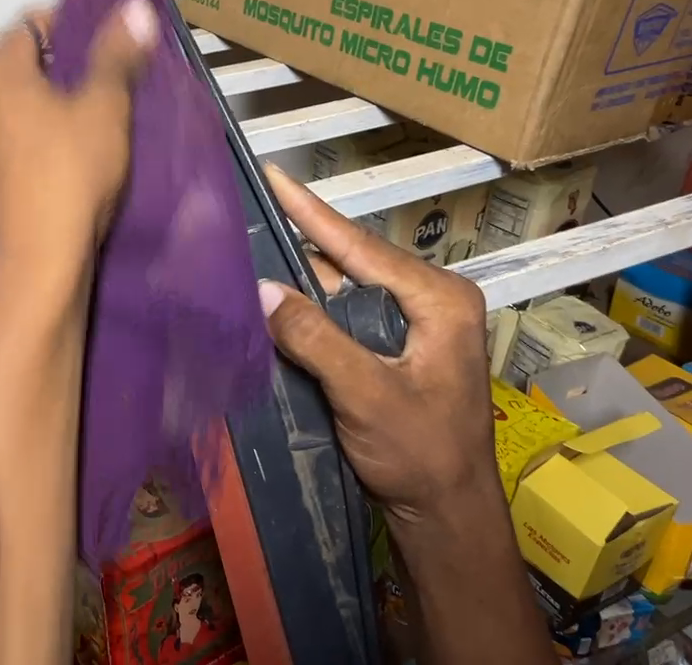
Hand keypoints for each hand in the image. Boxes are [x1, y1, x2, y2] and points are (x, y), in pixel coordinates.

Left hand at [0, 0, 156, 259]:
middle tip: (110, 76)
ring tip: (97, 110)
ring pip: (20, 98)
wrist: (41, 257)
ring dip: (54, 97)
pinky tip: (73, 147)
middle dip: (66, 63)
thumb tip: (136, 2)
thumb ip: (117, 52)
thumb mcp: (104, 104)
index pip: (33, 21)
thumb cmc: (71, 169)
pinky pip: (16, 130)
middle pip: (25, 60)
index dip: (73, 24)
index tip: (111, 41)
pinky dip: (41, 128)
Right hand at [256, 168, 497, 527]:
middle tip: (246, 214)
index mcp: (438, 300)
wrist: (446, 517)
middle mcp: (428, 299)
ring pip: (341, 284)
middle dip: (297, 242)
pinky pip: (341, 309)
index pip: (359, 245)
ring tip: (247, 250)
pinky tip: (273, 296)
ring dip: (298, 276)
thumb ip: (316, 339)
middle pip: (348, 259)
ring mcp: (411, 321)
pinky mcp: (392, 343)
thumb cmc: (421, 456)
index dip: (309, 210)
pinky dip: (307, 304)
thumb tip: (261, 287)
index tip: (272, 174)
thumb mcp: (366, 395)